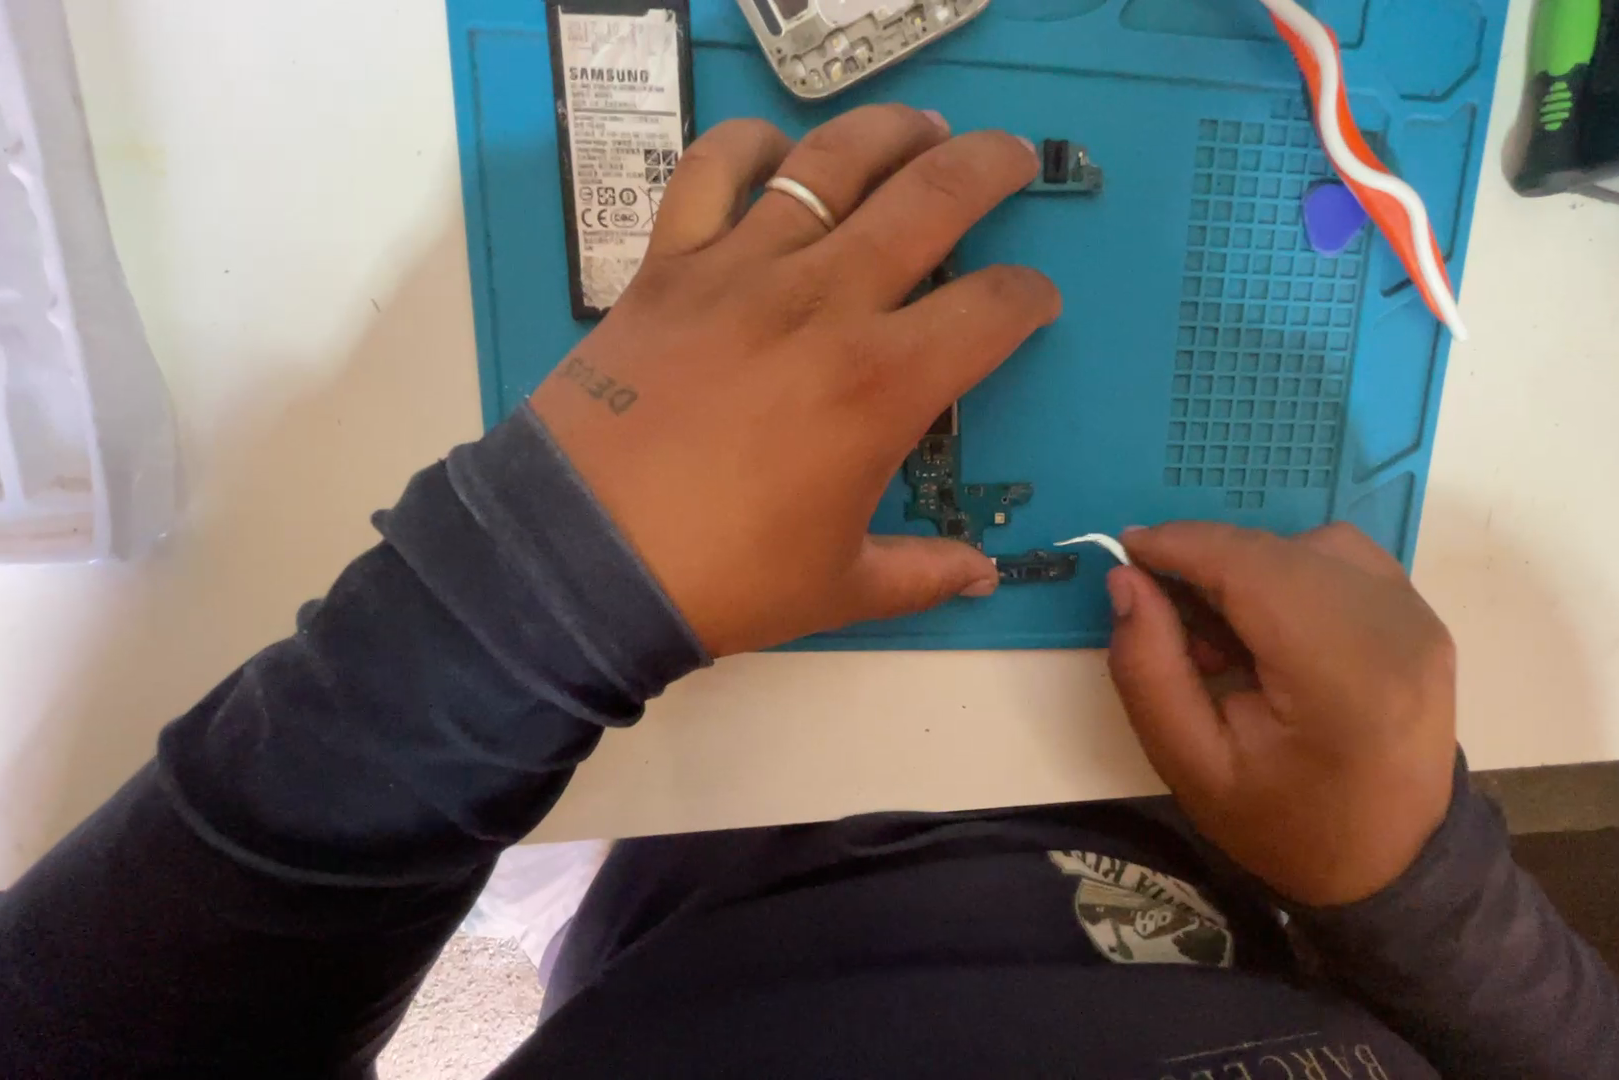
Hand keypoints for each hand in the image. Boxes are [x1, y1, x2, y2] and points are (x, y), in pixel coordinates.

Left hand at [531, 107, 1058, 655]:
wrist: (583, 559)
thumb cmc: (726, 577)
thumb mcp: (843, 588)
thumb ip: (926, 575)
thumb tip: (982, 576)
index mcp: (881, 385)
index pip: (990, 311)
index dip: (1029, 299)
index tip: (1035, 304)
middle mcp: (824, 305)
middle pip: (931, 199)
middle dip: (990, 169)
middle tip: (1012, 159)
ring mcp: (741, 272)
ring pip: (831, 163)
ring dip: (891, 134)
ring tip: (921, 128)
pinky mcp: (668, 266)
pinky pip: (712, 172)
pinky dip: (750, 145)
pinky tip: (776, 149)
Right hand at [1106, 523, 1457, 906]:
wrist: (1391, 866)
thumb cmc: (1282, 824)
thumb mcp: (1188, 765)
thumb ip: (1147, 669)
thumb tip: (1125, 580)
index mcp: (1344, 679)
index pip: (1254, 569)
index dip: (1183, 544)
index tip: (1126, 547)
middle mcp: (1398, 632)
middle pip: (1278, 550)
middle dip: (1206, 559)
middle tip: (1166, 610)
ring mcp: (1420, 620)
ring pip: (1309, 545)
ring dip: (1249, 567)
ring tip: (1224, 632)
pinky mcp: (1424, 617)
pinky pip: (1340, 559)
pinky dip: (1287, 571)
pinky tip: (1269, 626)